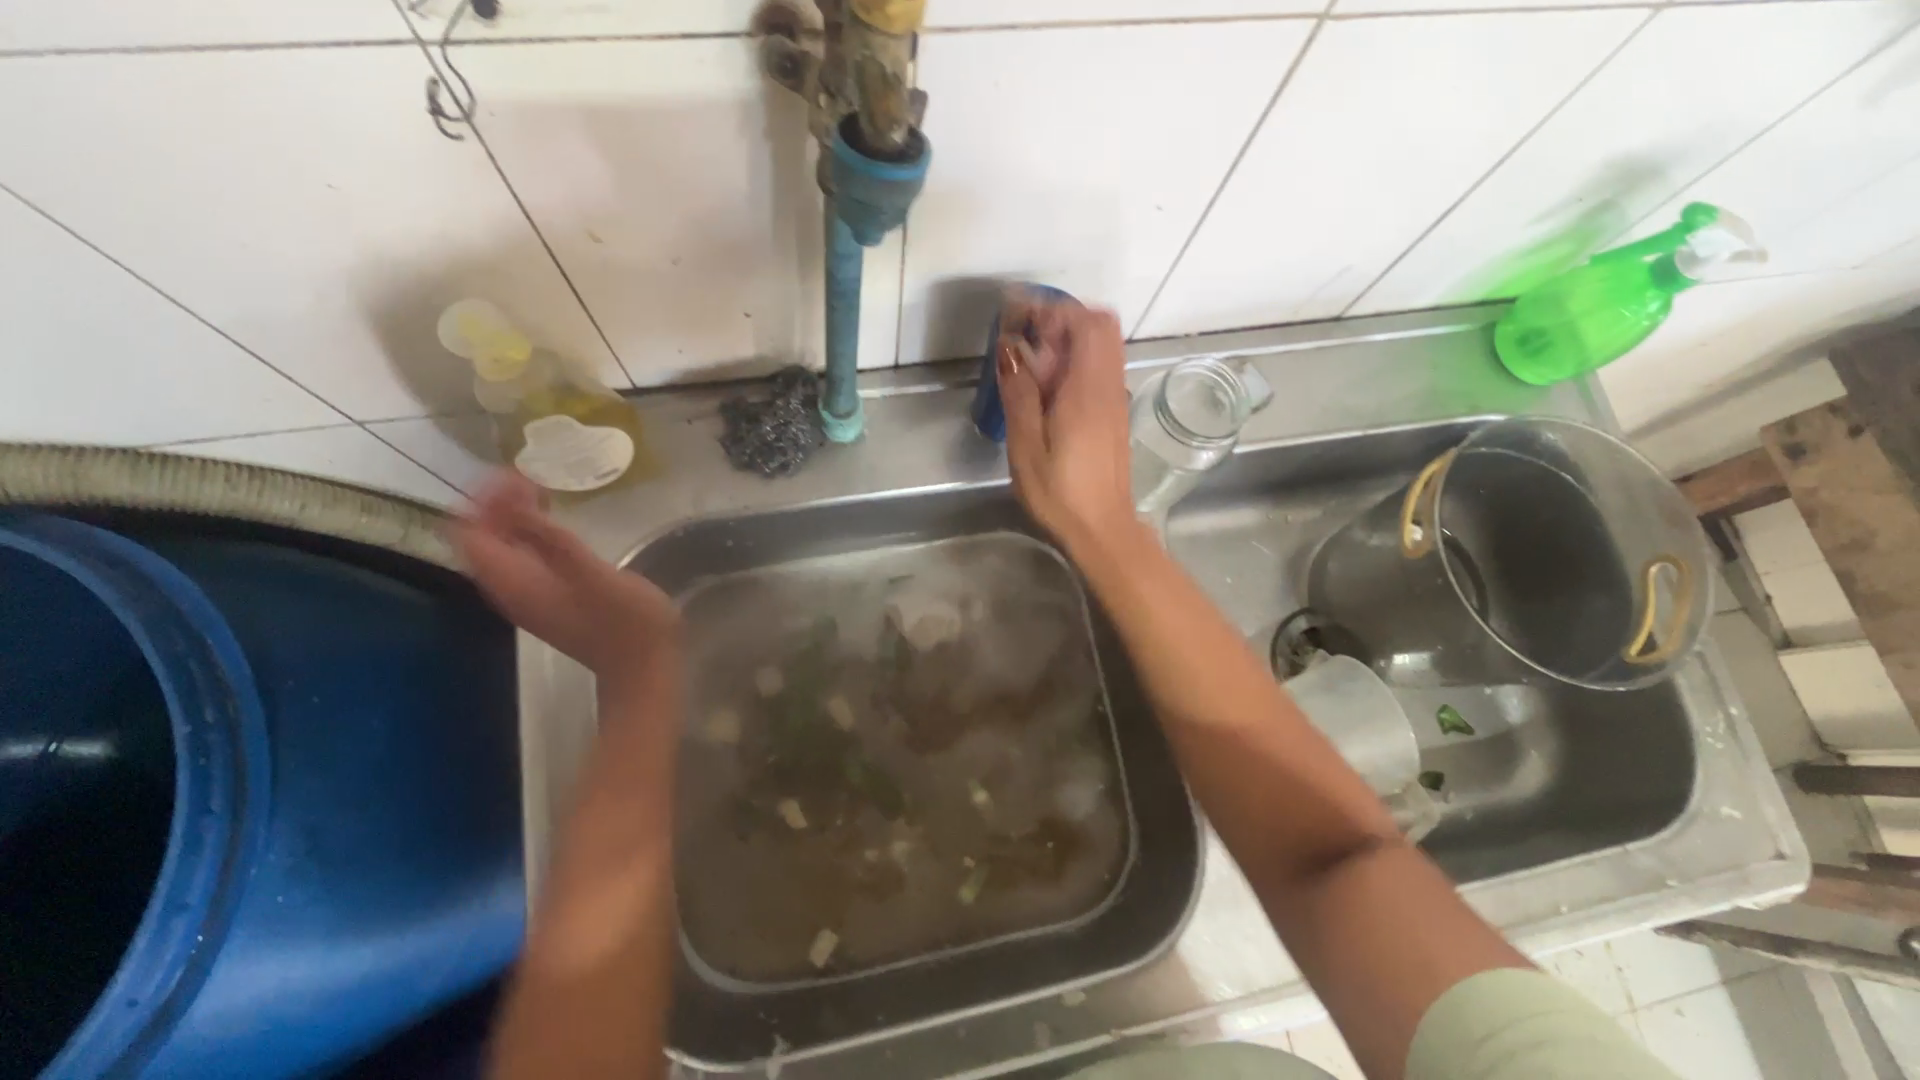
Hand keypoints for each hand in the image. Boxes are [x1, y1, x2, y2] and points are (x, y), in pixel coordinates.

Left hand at [451, 471, 678, 677]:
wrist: (644, 668)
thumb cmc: (626, 621)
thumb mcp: (592, 573)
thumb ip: (553, 538)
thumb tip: (516, 501)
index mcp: (514, 583)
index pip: (469, 532)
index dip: (482, 498)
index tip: (516, 474)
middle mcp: (511, 589)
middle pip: (481, 537)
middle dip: (497, 502)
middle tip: (532, 474)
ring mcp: (530, 596)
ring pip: (502, 546)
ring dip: (513, 515)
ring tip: (542, 488)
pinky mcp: (550, 597)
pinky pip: (522, 557)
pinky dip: (530, 533)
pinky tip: (555, 520)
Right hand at [996, 302, 1141, 555]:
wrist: (1102, 530)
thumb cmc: (1060, 493)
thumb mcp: (1027, 445)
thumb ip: (1019, 392)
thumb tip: (1009, 349)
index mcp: (1087, 389)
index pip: (1084, 322)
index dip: (1051, 308)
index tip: (1017, 314)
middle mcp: (1108, 385)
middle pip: (1099, 325)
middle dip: (1061, 318)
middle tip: (1025, 336)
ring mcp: (1114, 399)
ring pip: (1101, 345)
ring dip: (1068, 339)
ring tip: (1032, 362)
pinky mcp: (1113, 413)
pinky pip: (1099, 367)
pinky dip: (1076, 360)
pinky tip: (1047, 387)